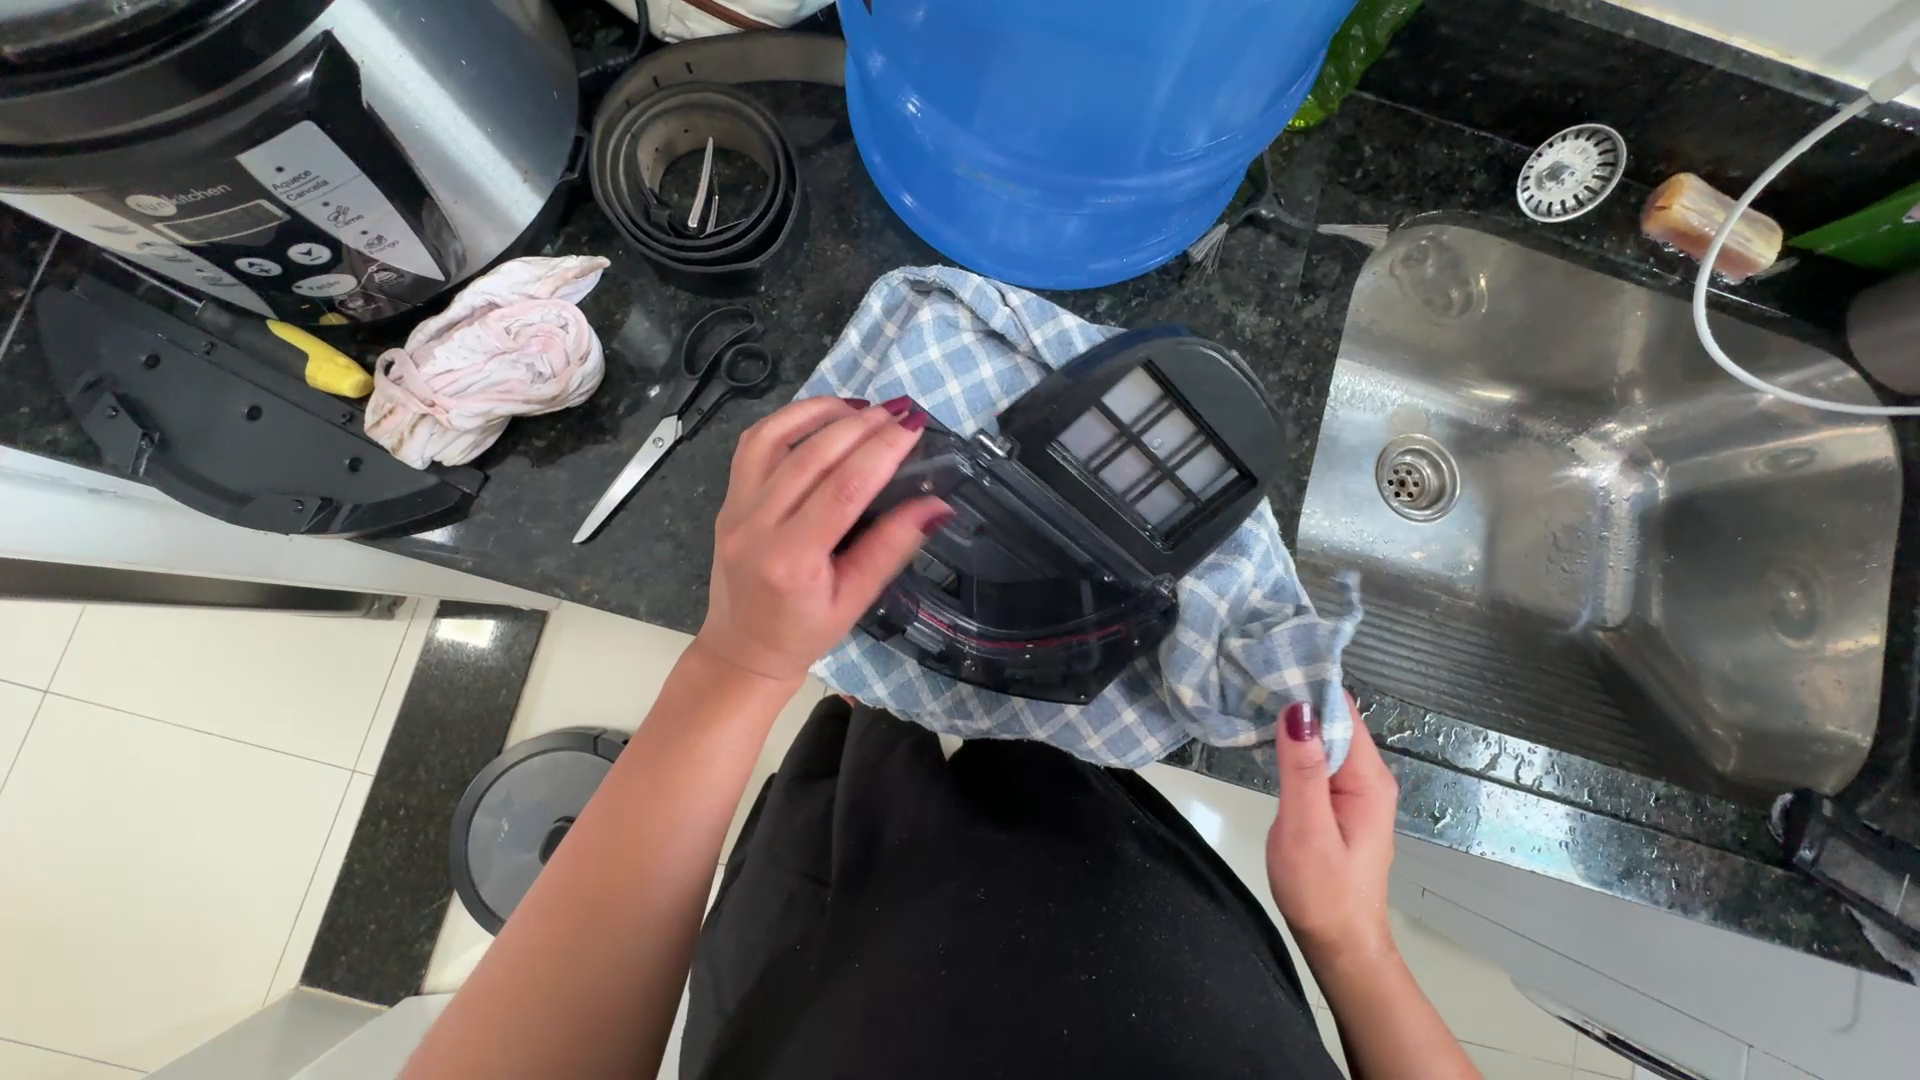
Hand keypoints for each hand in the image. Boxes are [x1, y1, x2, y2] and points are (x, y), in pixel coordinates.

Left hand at [694, 395, 949, 686]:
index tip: (913, 427)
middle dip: (861, 426)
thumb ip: (892, 547)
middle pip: (812, 457)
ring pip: (775, 438)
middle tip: (900, 411)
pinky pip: (754, 444)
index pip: (842, 489)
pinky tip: (821, 417)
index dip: (881, 451)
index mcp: (792, 560)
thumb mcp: (856, 600)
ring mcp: (735, 507)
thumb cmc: (803, 633)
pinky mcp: (728, 497)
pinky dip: (788, 420)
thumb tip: (937, 505)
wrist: (742, 648)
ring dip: (821, 413)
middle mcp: (755, 526)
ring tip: (863, 408)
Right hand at [1267, 693, 1400, 966]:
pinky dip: (1292, 739)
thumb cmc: (1322, 890)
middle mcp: (1367, 775)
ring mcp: (1354, 786)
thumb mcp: (1306, 828)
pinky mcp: (1338, 797)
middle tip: (1246, 672)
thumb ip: (1301, 769)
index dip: (1306, 683)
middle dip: (1294, 694)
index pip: (1340, 710)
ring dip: (1291, 716)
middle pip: (1332, 717)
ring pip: (1323, 735)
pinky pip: (1317, 755)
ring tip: (1248, 691)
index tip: (1266, 661)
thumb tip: (1297, 709)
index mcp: (1366, 778)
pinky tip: (1265, 729)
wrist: (1338, 941)